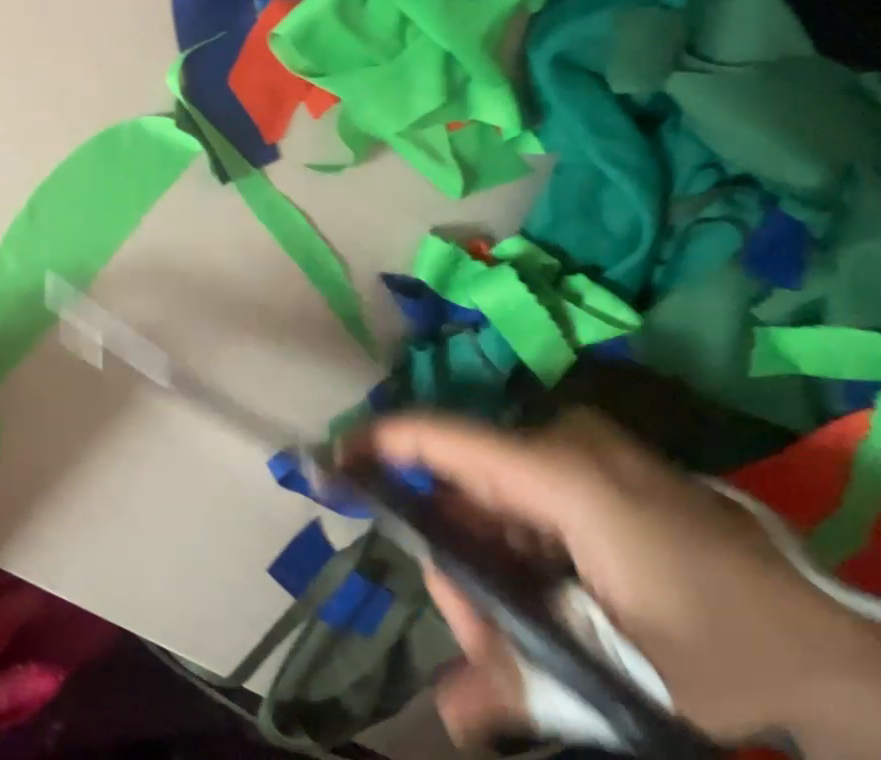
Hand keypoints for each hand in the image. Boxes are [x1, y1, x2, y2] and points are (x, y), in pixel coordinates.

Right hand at [370, 410, 880, 756]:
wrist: (839, 648)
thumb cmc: (725, 648)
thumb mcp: (618, 676)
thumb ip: (519, 684)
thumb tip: (447, 716)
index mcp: (561, 476)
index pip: (436, 439)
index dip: (371, 448)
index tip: (325, 472)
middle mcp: (568, 446)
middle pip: (459, 484)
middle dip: (451, 554)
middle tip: (475, 626)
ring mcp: (590, 453)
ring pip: (490, 493)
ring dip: (484, 557)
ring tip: (519, 627)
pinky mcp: (605, 469)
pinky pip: (523, 493)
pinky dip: (516, 544)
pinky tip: (548, 595)